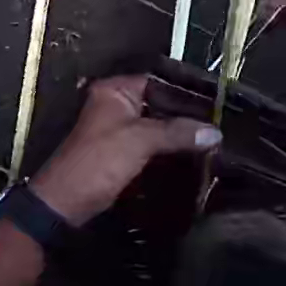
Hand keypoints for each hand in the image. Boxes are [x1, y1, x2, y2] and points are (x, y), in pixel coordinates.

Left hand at [28, 76, 220, 224]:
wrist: (65, 205)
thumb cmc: (98, 162)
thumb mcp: (140, 141)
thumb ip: (178, 132)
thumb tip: (215, 132)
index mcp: (115, 91)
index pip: (159, 80)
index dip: (187, 89)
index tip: (216, 99)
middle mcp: (117, 104)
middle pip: (161, 103)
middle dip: (187, 113)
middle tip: (220, 119)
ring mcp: (120, 129)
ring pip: (159, 124)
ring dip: (181, 132)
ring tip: (213, 135)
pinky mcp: (123, 152)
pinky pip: (154, 143)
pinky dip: (171, 147)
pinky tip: (194, 152)